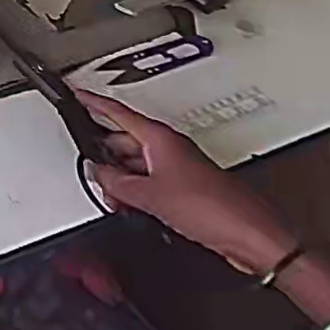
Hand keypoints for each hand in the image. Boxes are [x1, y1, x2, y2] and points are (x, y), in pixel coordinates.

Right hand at [76, 91, 300, 275]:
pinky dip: (136, 189)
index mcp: (158, 137)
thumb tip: (98, 173)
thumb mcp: (150, 195)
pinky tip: (133, 205)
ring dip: (121, 178)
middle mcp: (167, 146)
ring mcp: (176, 165)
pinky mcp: (184, 185)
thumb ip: (116, 182)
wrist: (252, 236)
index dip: (93, 101)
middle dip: (105, 156)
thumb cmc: (214, 208)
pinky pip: (149, 179)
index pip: (116, 111)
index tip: (77, 92)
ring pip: (136, 163)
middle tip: (93, 171)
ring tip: (114, 196)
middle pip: (123, 141)